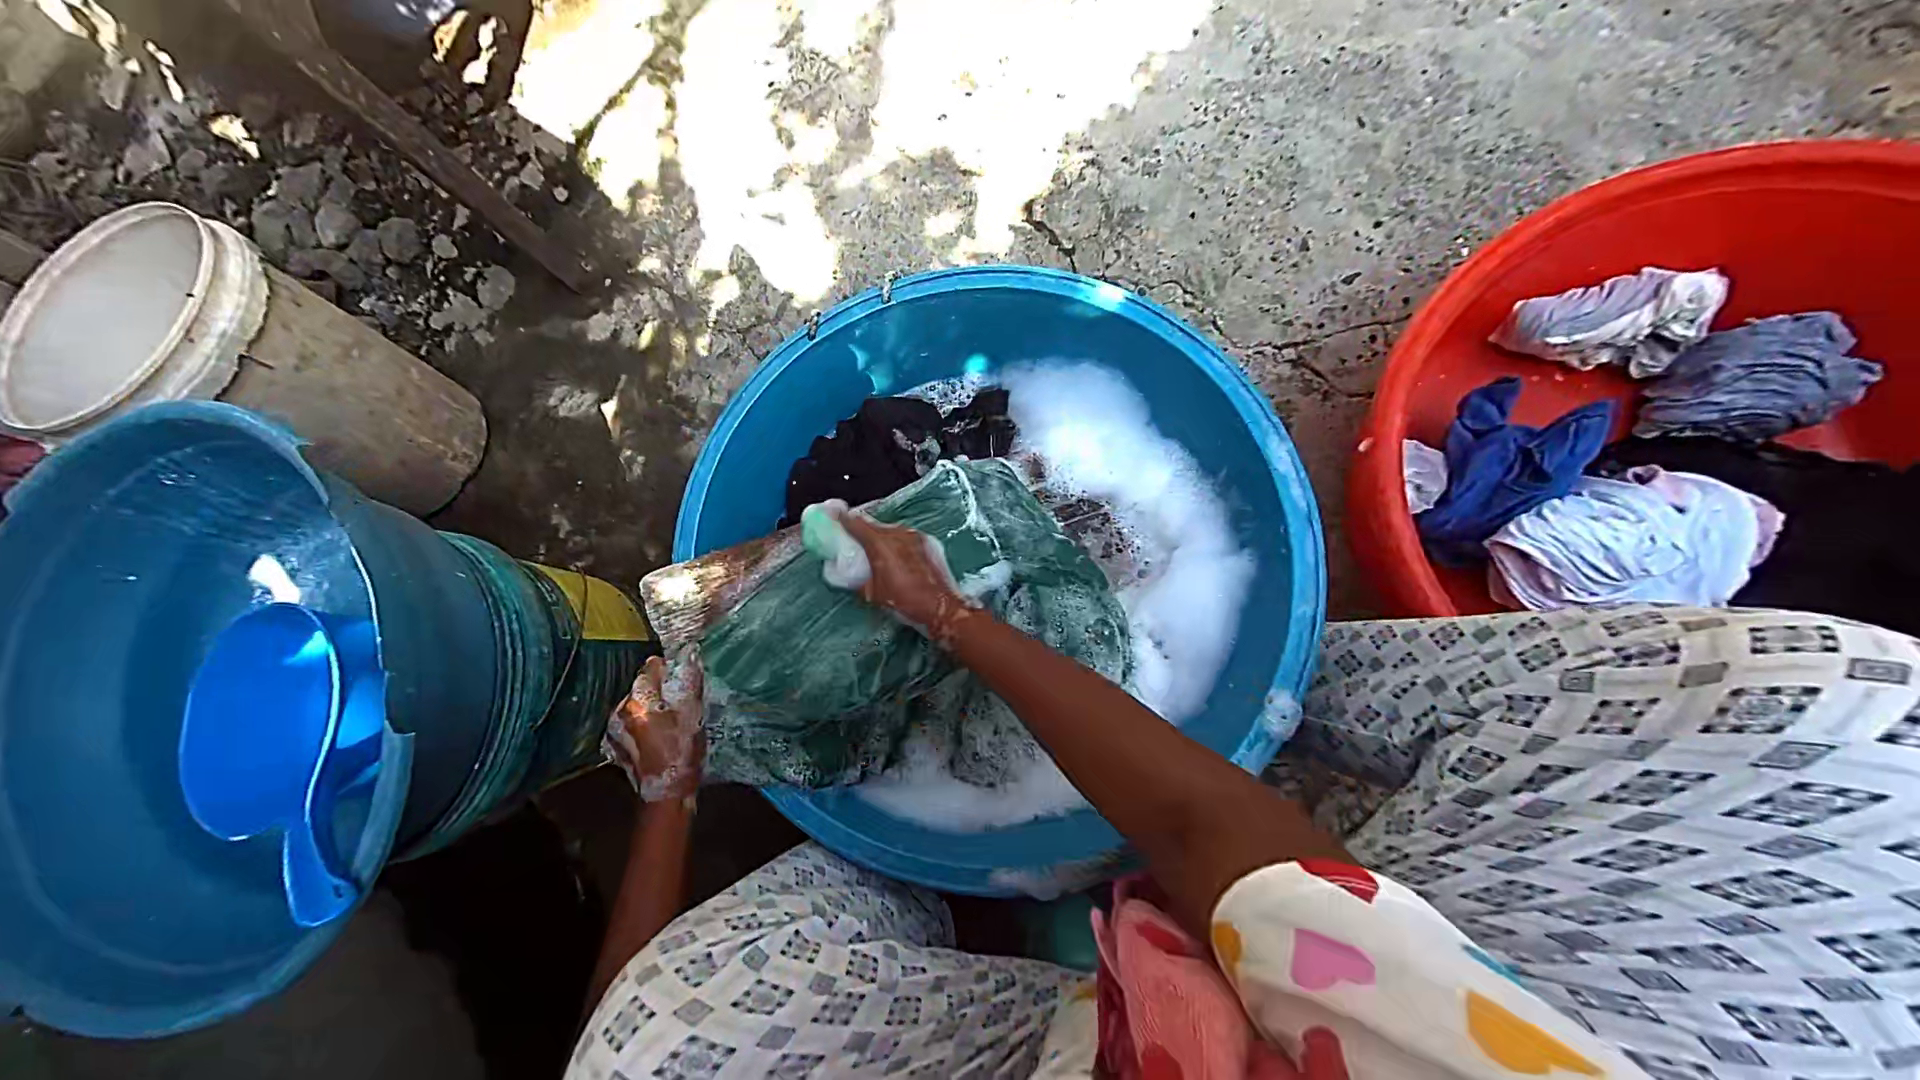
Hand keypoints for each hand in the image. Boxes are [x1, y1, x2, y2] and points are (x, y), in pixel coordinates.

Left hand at [608, 655, 704, 801]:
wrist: (666, 793)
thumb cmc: (682, 751)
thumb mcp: (693, 712)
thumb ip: (689, 680)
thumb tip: (689, 652)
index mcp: (638, 701)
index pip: (650, 668)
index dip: (669, 669)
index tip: (683, 678)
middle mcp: (619, 711)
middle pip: (642, 687)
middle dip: (661, 689)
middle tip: (681, 702)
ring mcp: (614, 729)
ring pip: (637, 704)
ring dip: (652, 706)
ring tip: (671, 720)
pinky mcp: (614, 744)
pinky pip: (631, 721)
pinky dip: (644, 722)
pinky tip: (658, 734)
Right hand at [837, 511, 978, 645]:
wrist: (942, 607)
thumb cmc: (905, 603)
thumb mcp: (871, 594)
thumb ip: (855, 576)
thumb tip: (844, 569)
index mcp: (881, 543)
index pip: (855, 522)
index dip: (841, 518)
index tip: (831, 515)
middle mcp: (898, 533)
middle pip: (873, 524)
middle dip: (860, 529)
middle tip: (851, 538)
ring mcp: (916, 536)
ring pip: (891, 530)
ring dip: (881, 537)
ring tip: (876, 551)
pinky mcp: (929, 542)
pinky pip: (906, 537)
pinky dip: (898, 543)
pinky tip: (897, 557)